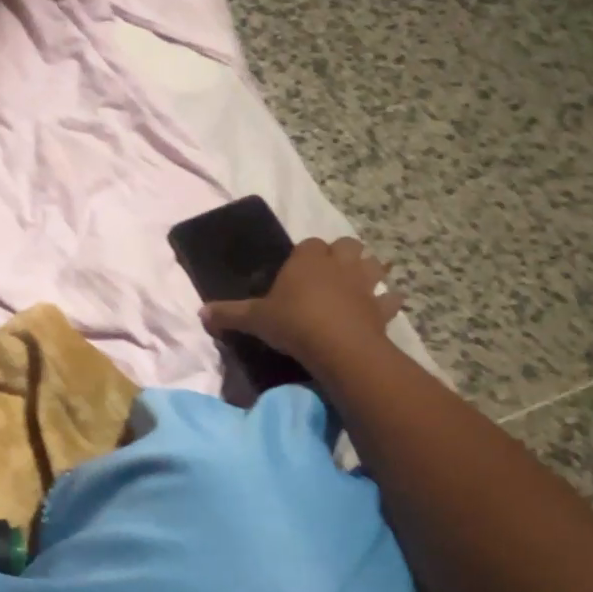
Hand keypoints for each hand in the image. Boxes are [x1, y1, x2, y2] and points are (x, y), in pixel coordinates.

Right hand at [199, 237, 402, 368]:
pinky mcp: (381, 308)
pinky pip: (391, 299)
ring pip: (375, 265)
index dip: (303, 255)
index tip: (294, 270)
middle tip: (328, 272)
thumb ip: (228, 314)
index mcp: (306, 260)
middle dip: (341, 254)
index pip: (308, 244)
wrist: (338, 347)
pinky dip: (388, 301)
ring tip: (358, 283)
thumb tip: (201, 314)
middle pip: (347, 245)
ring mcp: (364, 284)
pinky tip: (381, 308)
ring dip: (369, 270)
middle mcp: (338, 265)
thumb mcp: (253, 320)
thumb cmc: (293, 323)